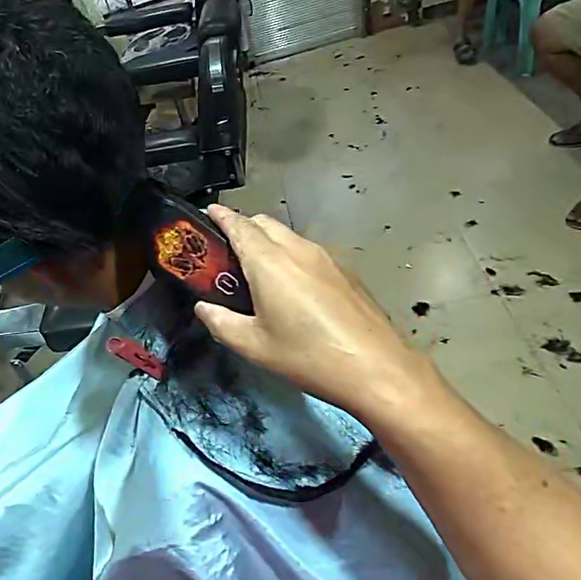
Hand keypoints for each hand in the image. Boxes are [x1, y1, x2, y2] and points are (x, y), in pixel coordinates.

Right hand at [194, 206, 435, 420]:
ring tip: (259, 270)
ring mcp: (326, 257)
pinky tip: (294, 287)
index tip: (209, 213)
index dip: (221, 216)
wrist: (374, 366)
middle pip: (265, 222)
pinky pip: (310, 252)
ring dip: (269, 241)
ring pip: (290, 236)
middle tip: (228, 250)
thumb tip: (205, 308)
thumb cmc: (310, 357)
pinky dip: (293, 256)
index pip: (239, 225)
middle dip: (243, 227)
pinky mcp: (345, 270)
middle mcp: (299, 250)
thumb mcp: (254, 346)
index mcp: (270, 262)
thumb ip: (222, 323)